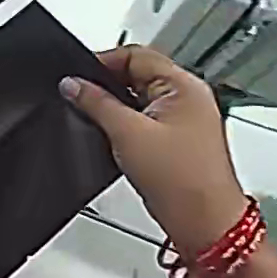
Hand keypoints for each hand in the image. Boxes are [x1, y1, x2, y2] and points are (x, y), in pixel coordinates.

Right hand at [61, 45, 247, 254]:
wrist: (203, 222)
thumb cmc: (182, 179)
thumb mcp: (126, 132)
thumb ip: (95, 102)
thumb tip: (72, 84)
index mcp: (184, 86)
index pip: (135, 55)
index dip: (102, 62)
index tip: (76, 77)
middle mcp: (188, 98)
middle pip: (136, 74)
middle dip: (106, 85)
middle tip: (82, 98)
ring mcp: (183, 119)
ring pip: (137, 97)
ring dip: (114, 106)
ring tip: (99, 120)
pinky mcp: (175, 139)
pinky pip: (141, 118)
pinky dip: (123, 123)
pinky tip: (113, 137)